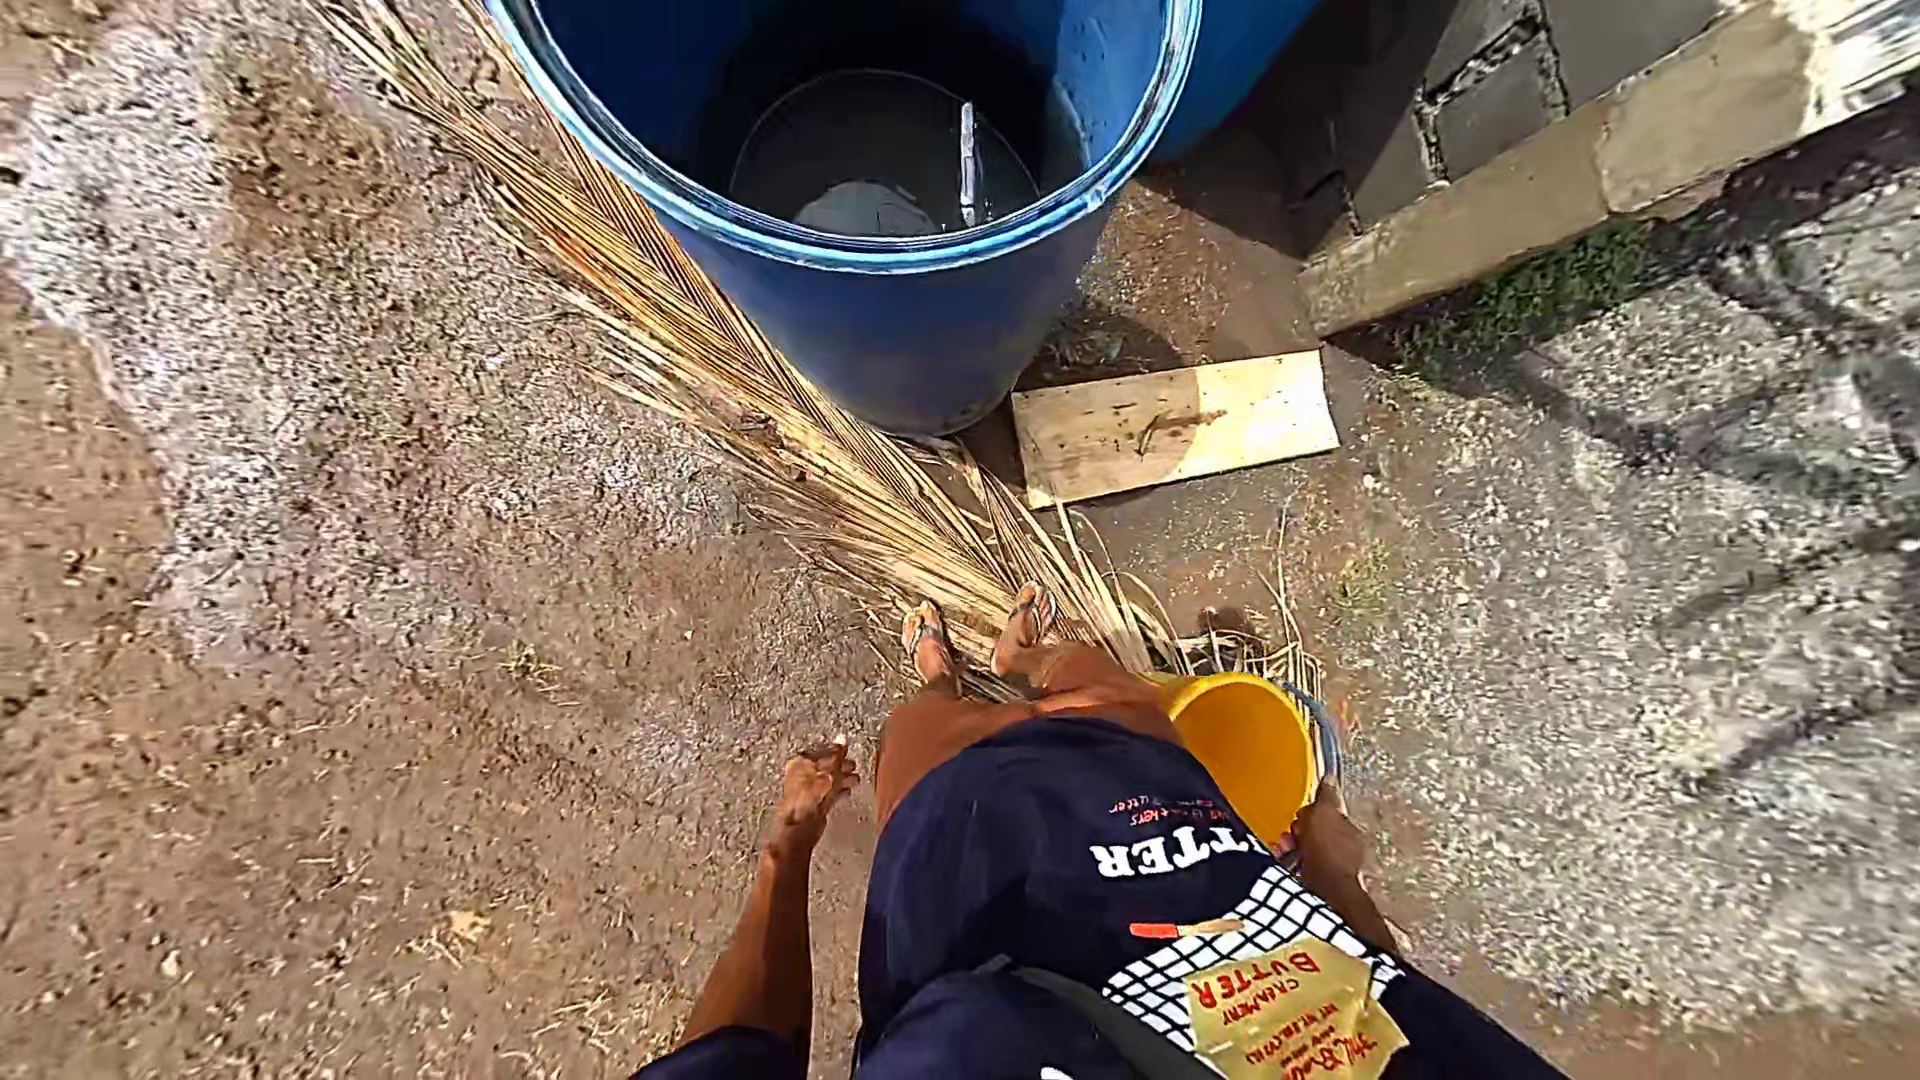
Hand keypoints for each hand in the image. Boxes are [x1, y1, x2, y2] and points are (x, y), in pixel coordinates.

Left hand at [765, 737, 857, 860]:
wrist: (802, 825)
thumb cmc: (810, 795)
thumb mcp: (829, 770)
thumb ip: (838, 755)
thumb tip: (842, 738)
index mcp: (801, 762)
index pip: (822, 751)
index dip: (837, 751)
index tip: (848, 750)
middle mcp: (801, 775)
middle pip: (825, 766)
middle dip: (841, 766)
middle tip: (853, 765)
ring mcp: (806, 791)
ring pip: (827, 780)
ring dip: (842, 779)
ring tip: (855, 779)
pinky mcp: (812, 805)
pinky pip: (828, 793)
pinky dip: (838, 791)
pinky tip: (846, 791)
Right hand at [1290, 781, 1369, 883]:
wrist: (1325, 888)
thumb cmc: (1327, 847)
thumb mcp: (1324, 811)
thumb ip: (1326, 794)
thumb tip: (1330, 777)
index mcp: (1351, 830)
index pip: (1327, 814)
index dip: (1309, 812)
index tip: (1299, 815)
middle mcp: (1346, 849)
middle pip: (1314, 832)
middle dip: (1298, 830)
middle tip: (1290, 833)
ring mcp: (1334, 867)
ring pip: (1305, 848)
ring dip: (1291, 845)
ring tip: (1283, 847)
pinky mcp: (1321, 882)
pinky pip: (1300, 865)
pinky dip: (1289, 860)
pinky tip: (1284, 858)